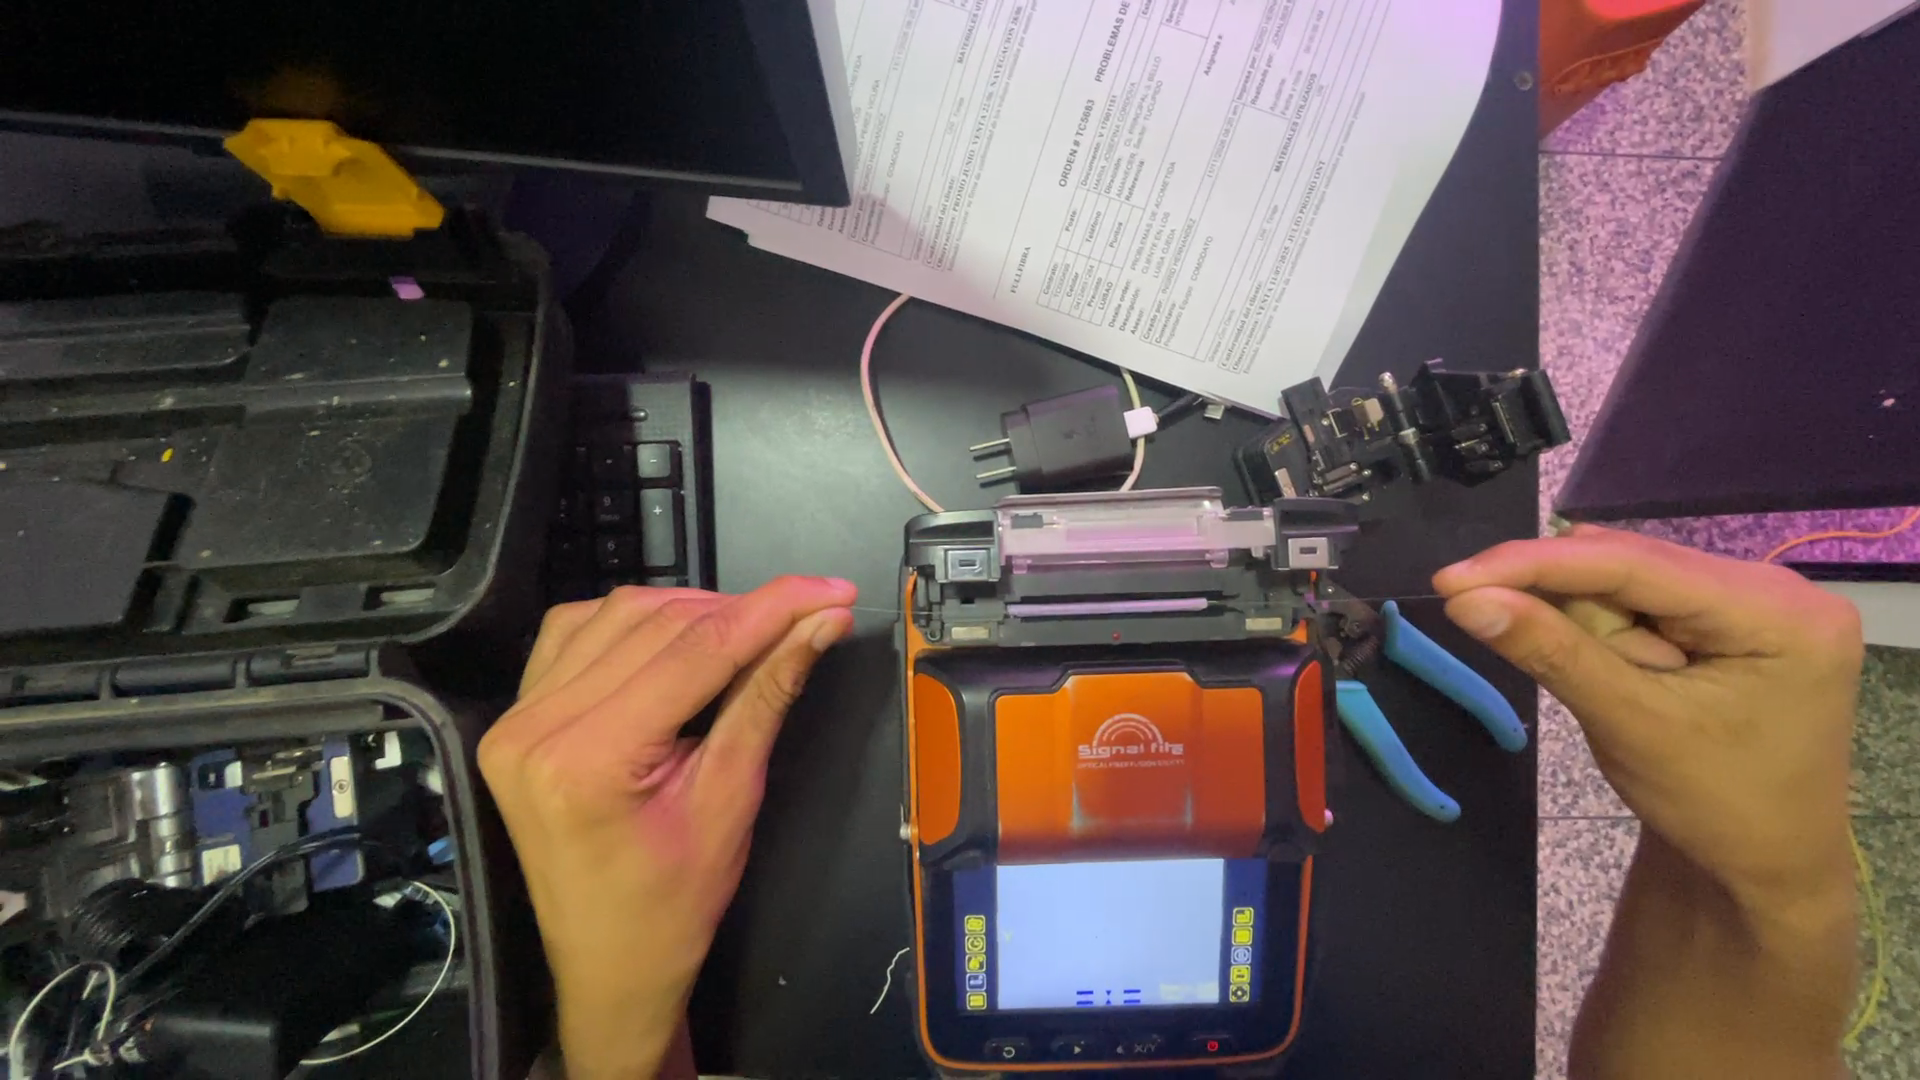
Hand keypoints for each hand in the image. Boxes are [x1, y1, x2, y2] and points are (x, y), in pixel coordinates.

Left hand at [480, 578, 857, 1079]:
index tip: (832, 590)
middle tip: (804, 616)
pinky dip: (638, 620)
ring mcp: (519, 715)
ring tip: (750, 630)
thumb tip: (822, 624)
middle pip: (662, 624)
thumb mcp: (736, 794)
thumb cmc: (678, 898)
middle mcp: (538, 724)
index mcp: (590, 758)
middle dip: (745, 609)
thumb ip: (771, 693)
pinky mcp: (519, 712)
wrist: (611, 961)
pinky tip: (677, 636)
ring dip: (696, 610)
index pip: (700, 650)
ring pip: (621, 613)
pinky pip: (580, 629)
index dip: (775, 609)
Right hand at [1432, 526, 1860, 926]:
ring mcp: (1739, 599)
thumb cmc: (1713, 801)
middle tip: (1496, 630)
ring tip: (1592, 677)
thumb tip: (1462, 600)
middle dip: (1550, 595)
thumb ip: (1548, 651)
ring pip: (1613, 578)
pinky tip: (1586, 656)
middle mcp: (1766, 588)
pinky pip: (1622, 598)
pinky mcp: (1709, 616)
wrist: (1762, 858)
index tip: (1447, 579)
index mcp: (1775, 612)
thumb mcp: (1626, 723)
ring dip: (1569, 615)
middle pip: (1620, 562)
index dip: (1531, 564)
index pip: (1630, 563)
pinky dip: (1582, 623)